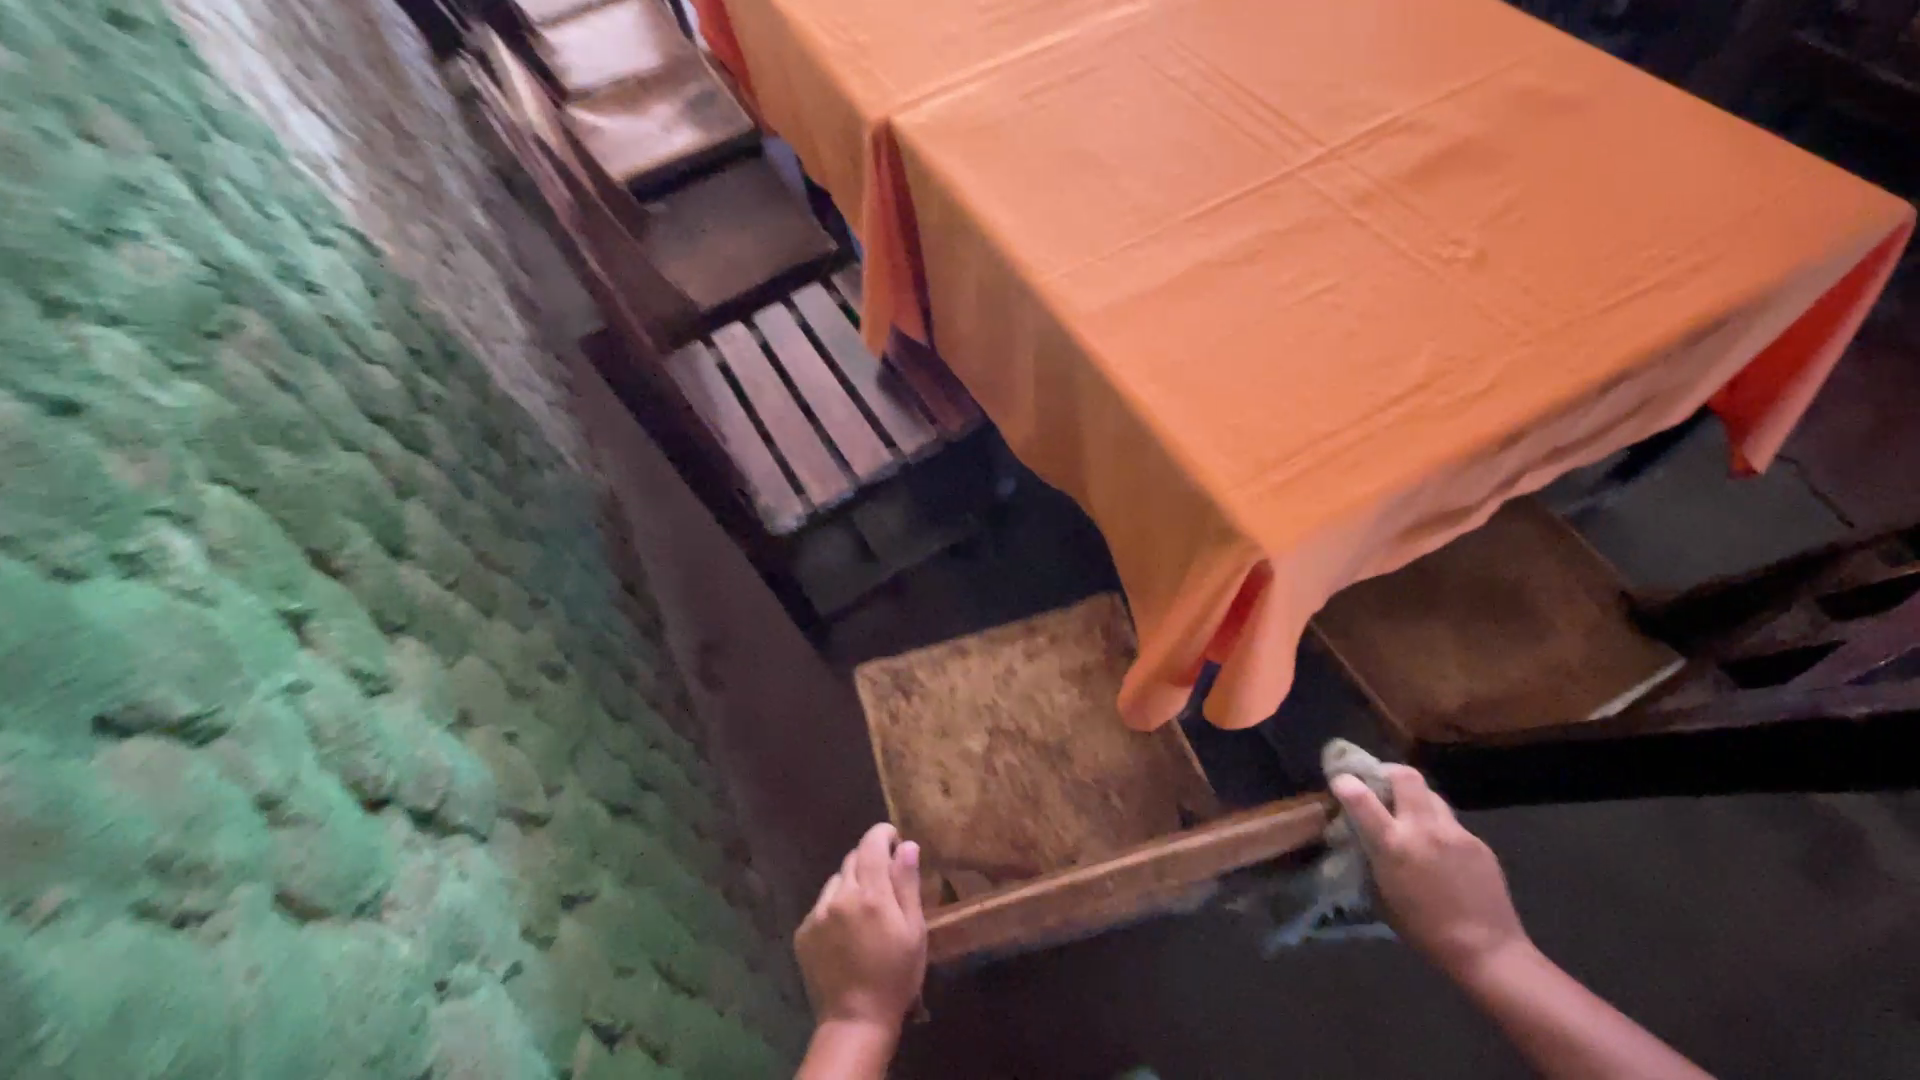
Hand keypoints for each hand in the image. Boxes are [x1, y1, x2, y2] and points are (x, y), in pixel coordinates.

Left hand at [795, 823, 926, 1034]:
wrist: (855, 1020)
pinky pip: (821, 906)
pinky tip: (845, 932)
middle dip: (869, 861)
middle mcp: (840, 896)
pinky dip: (834, 908)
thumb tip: (907, 846)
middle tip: (884, 881)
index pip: (871, 844)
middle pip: (853, 859)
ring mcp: (817, 915)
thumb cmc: (896, 975)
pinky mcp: (803, 932)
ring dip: (850, 885)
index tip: (894, 838)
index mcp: (870, 894)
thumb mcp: (914, 930)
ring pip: (836, 882)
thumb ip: (907, 884)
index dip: (883, 834)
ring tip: (863, 911)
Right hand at [1331, 765, 1529, 978]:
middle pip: (1406, 776)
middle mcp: (1423, 829)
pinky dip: (1438, 827)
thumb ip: (1372, 856)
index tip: (1340, 781)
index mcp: (1393, 845)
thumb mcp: (1382, 893)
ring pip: (1432, 795)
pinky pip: (1452, 823)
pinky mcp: (1479, 843)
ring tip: (1411, 815)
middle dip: (1389, 773)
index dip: (1346, 782)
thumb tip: (1363, 836)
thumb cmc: (1423, 930)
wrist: (1487, 950)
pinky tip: (1440, 851)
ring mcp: (1455, 833)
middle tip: (1382, 784)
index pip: (1360, 797)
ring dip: (1416, 798)